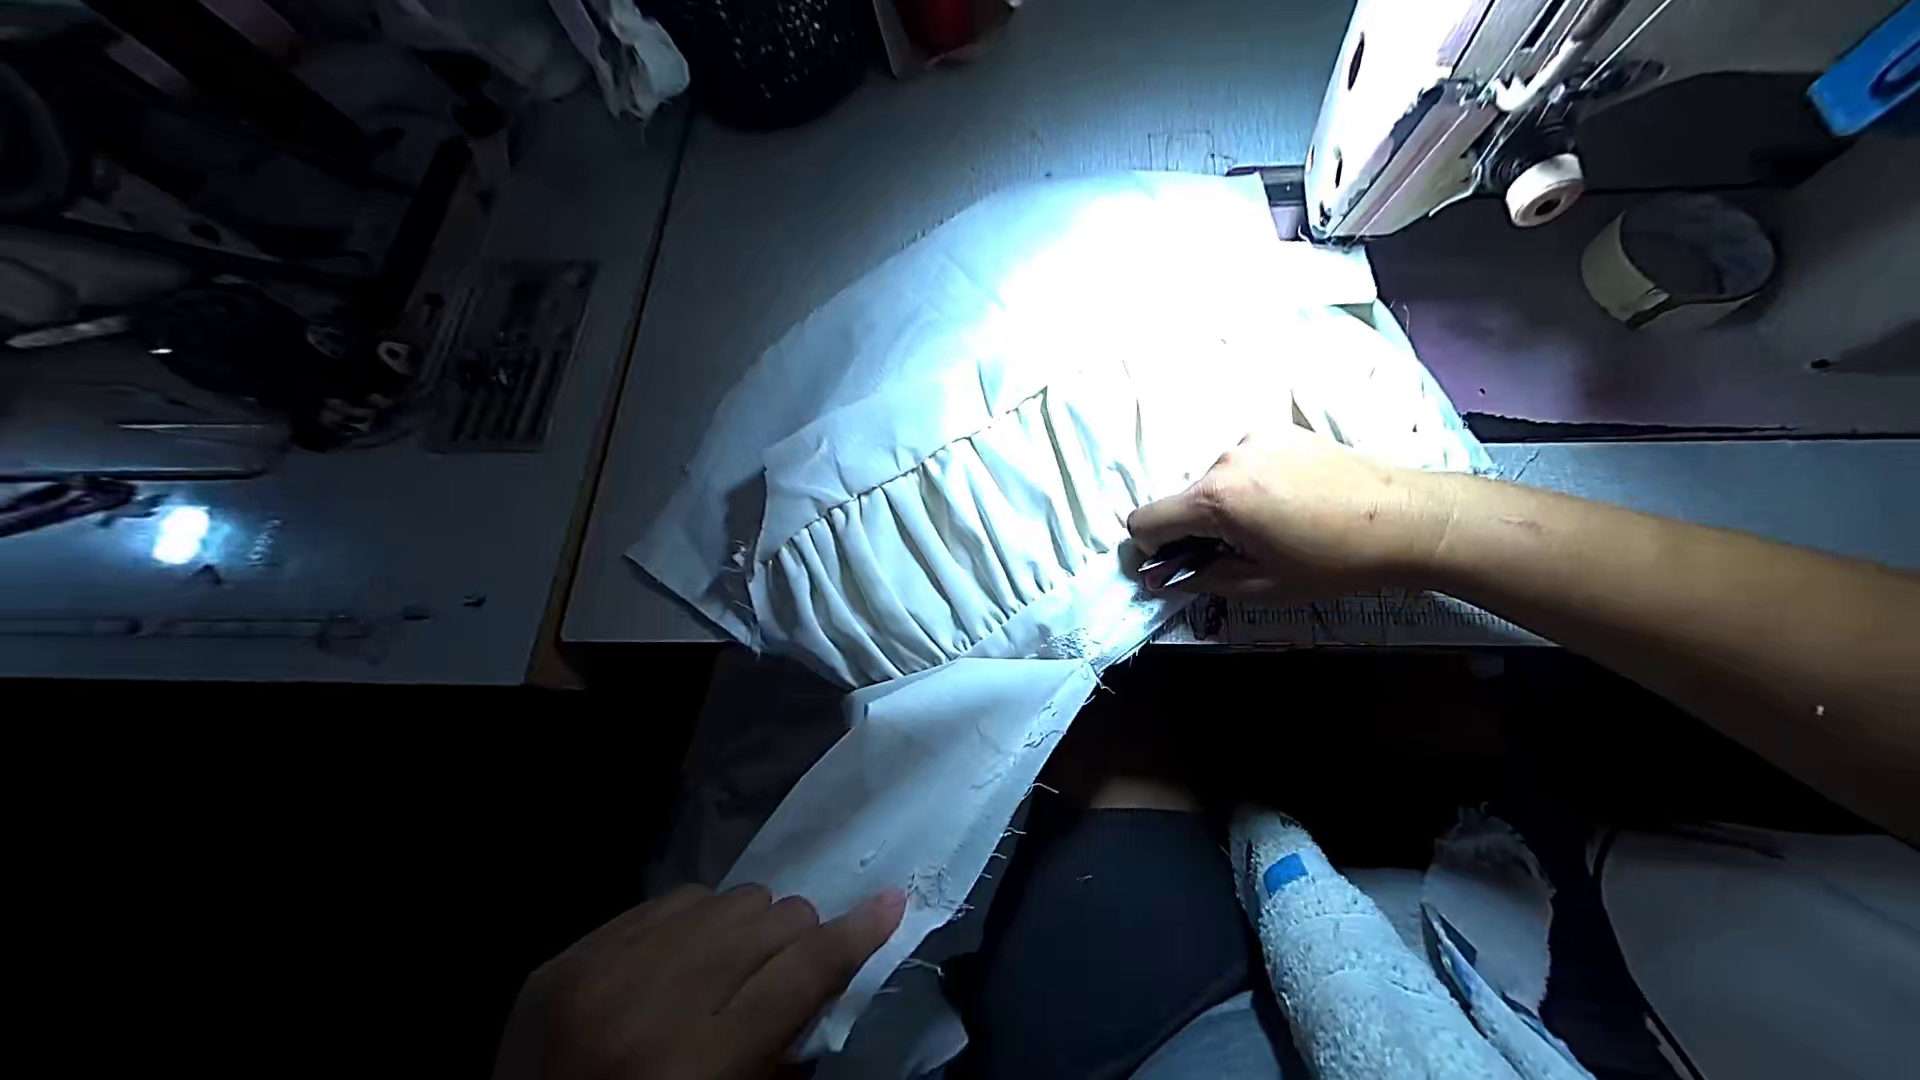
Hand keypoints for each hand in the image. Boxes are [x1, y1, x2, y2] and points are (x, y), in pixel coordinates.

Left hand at [493, 884, 905, 1079]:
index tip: (891, 903)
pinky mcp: (569, 957)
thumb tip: (832, 977)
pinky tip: (678, 960)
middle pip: (771, 920)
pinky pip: (673, 899)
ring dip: (745, 928)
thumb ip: (783, 1050)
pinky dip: (694, 923)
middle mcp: (646, 1006)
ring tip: (725, 968)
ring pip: (729, 897)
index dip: (856, 933)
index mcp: (693, 1066)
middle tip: (780, 974)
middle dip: (793, 941)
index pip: (802, 972)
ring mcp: (600, 972)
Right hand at [1128, 427, 1454, 597]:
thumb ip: (1199, 579)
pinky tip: (1288, 498)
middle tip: (1242, 549)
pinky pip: (1239, 463)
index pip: (1145, 520)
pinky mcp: (1276, 430)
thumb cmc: (1333, 562)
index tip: (1186, 562)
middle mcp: (1225, 458)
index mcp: (1216, 498)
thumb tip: (1161, 578)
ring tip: (1273, 522)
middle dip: (1196, 528)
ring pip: (1210, 482)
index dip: (1155, 549)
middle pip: (1180, 501)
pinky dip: (1248, 483)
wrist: (1408, 520)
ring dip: (1224, 505)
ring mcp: (1252, 439)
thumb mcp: (1261, 586)